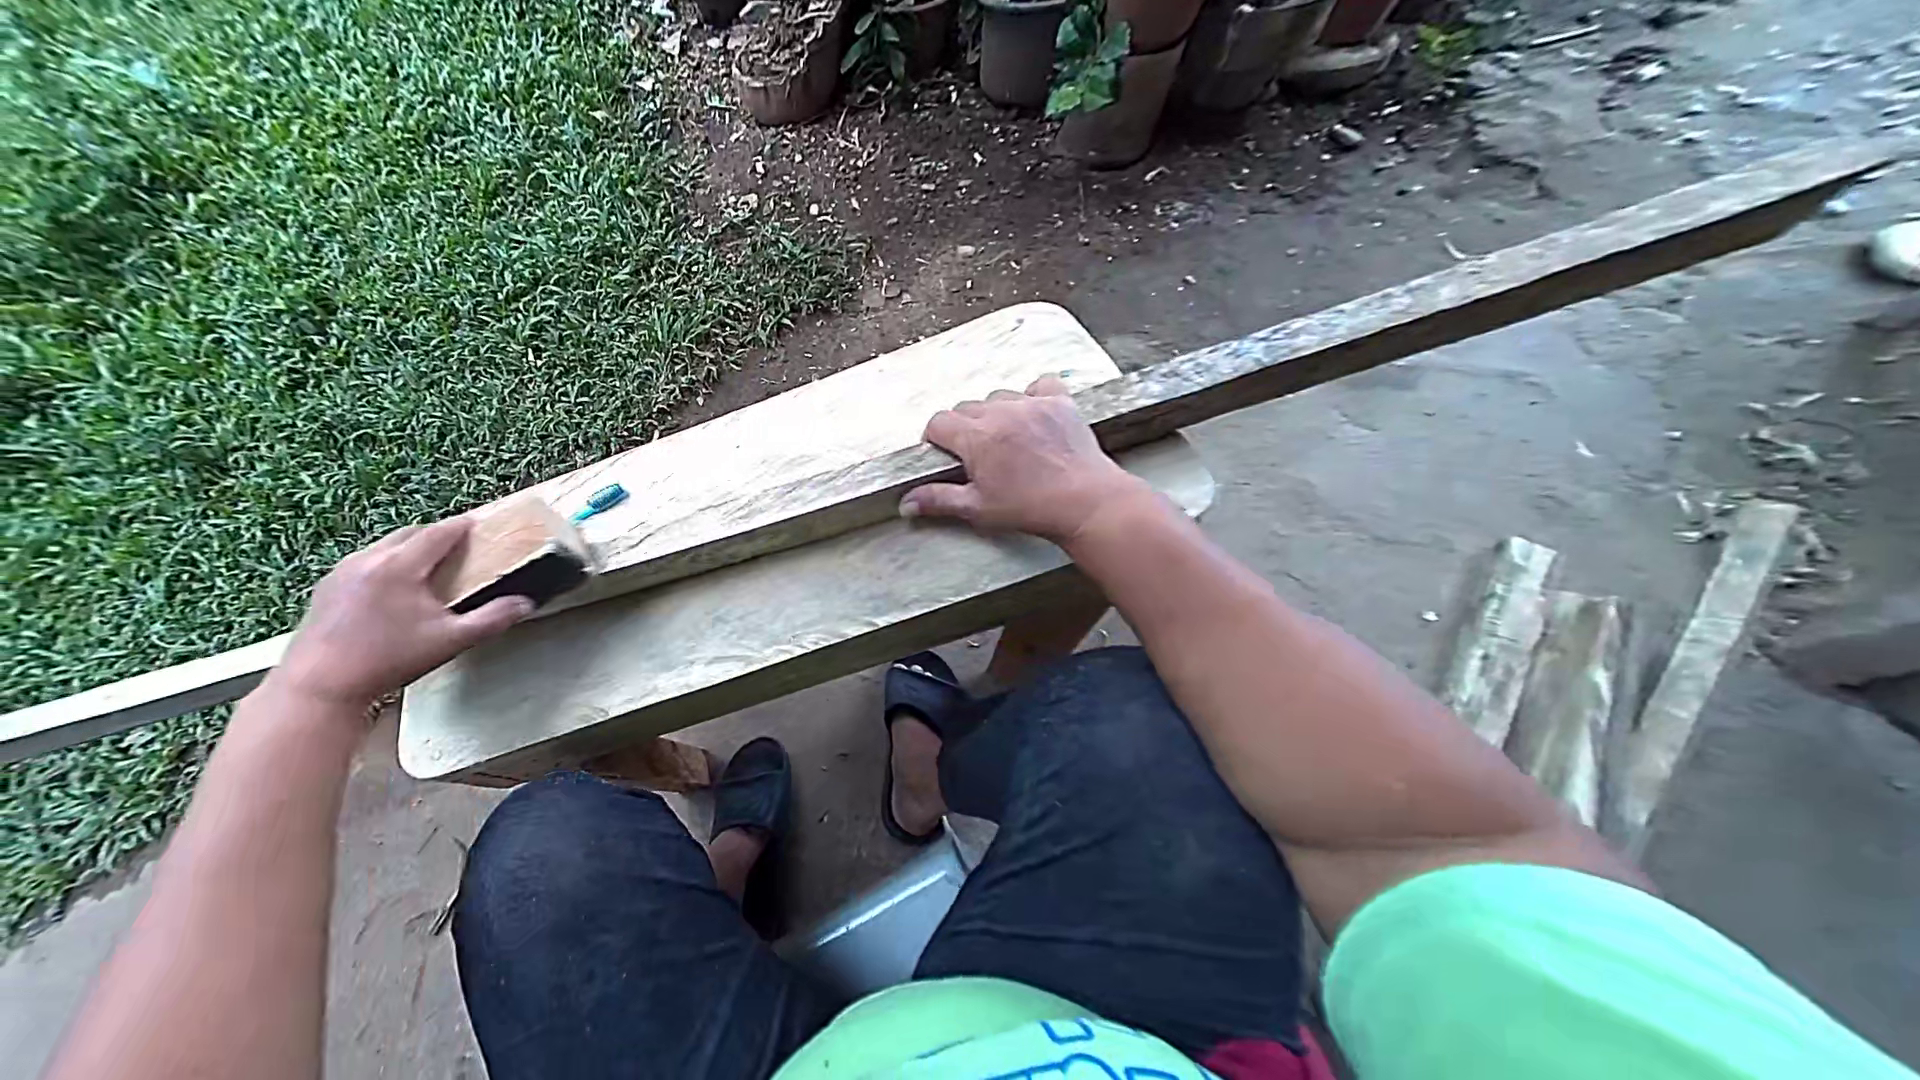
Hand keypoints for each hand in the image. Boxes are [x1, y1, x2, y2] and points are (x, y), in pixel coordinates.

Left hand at [272, 518, 533, 708]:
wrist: (318, 686)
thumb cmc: (387, 660)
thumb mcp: (452, 640)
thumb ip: (493, 618)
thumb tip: (524, 603)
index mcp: (399, 567)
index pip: (439, 532)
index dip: (464, 526)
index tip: (481, 524)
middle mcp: (367, 561)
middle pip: (410, 533)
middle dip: (438, 535)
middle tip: (462, 546)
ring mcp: (341, 572)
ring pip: (385, 546)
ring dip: (411, 548)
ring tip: (432, 565)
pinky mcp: (326, 588)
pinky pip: (365, 561)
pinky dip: (388, 562)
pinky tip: (397, 586)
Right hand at [898, 375, 1153, 543]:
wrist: (1085, 503)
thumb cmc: (1032, 508)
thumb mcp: (978, 508)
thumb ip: (939, 500)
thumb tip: (907, 502)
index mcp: (976, 437)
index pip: (939, 422)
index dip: (936, 438)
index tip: (944, 452)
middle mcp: (1001, 412)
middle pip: (967, 408)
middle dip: (965, 428)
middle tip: (978, 455)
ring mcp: (1032, 404)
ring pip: (999, 396)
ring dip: (996, 413)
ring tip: (1008, 440)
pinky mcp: (1060, 403)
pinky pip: (1040, 385)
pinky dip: (1034, 397)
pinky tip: (1034, 417)